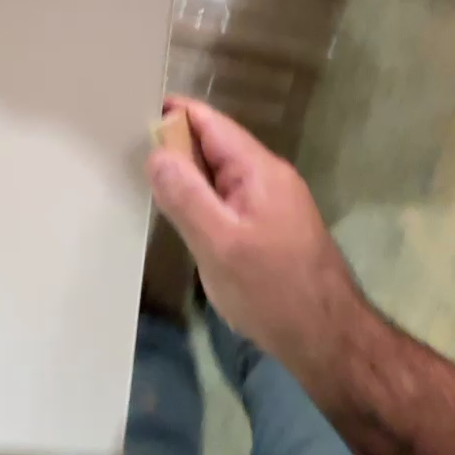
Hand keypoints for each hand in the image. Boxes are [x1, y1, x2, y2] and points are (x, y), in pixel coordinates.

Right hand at [146, 97, 360, 367]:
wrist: (327, 339)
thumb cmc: (272, 291)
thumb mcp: (219, 244)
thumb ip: (186, 197)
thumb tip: (156, 153)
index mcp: (259, 170)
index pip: (211, 124)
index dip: (174, 114)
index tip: (133, 114)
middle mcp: (268, 178)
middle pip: (215, 146)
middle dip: (175, 145)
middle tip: (127, 152)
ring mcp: (272, 203)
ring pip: (220, 175)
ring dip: (187, 175)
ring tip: (144, 180)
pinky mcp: (270, 228)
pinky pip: (228, 199)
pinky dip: (202, 199)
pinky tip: (180, 215)